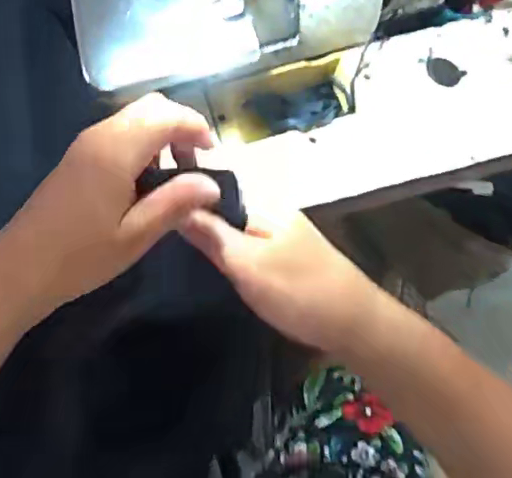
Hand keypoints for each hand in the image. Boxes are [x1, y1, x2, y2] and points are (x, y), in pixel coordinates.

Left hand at [0, 94, 221, 319]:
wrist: (18, 267)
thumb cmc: (80, 256)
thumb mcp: (135, 236)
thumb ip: (175, 202)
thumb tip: (212, 183)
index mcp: (117, 148)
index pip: (167, 115)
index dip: (196, 127)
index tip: (213, 155)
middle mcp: (102, 133)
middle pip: (152, 106)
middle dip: (180, 125)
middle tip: (195, 164)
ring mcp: (87, 141)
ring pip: (136, 116)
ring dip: (162, 133)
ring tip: (174, 175)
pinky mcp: (80, 153)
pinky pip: (121, 130)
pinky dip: (143, 141)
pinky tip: (146, 178)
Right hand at [178, 203, 392, 354]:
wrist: (358, 326)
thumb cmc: (299, 291)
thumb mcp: (248, 265)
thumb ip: (212, 235)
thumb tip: (175, 203)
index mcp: (262, 202)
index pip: (214, 185)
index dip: (185, 193)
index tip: (153, 206)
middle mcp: (272, 209)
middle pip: (224, 206)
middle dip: (197, 216)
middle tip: (162, 234)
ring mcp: (282, 232)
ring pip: (236, 226)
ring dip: (214, 236)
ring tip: (181, 250)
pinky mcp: (288, 254)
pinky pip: (249, 242)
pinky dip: (232, 251)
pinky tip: (219, 266)